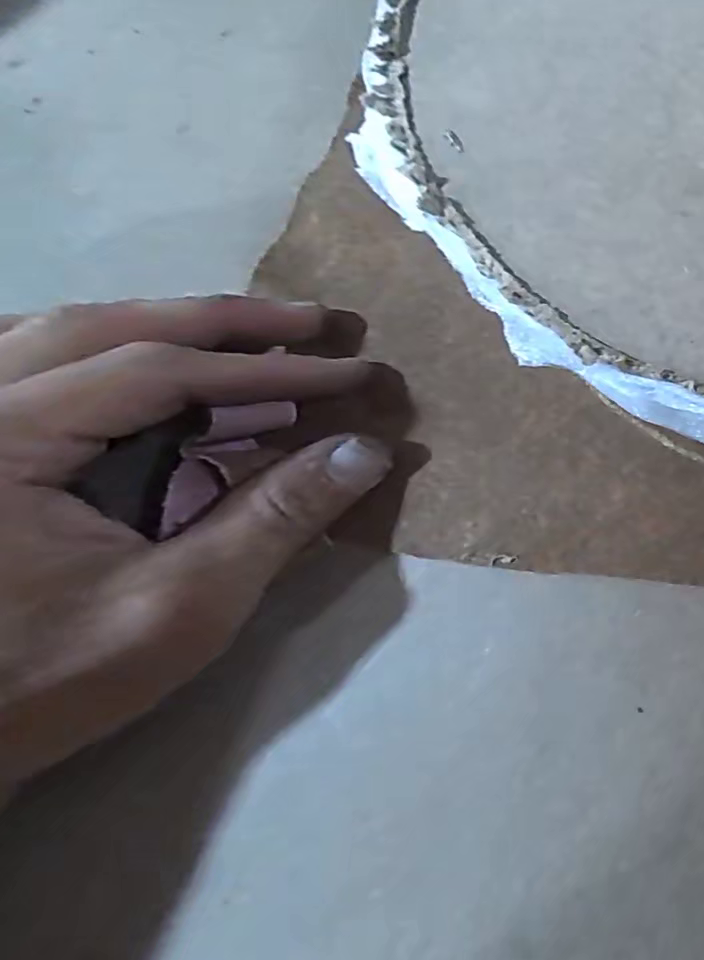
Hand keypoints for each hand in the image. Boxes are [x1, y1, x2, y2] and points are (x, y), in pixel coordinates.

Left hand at [0, 297, 387, 784]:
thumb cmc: (38, 682)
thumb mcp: (183, 604)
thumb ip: (278, 518)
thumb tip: (369, 450)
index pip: (155, 375)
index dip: (272, 369)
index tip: (357, 371)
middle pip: (90, 330)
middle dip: (219, 321)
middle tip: (316, 320)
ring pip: (42, 339)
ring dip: (161, 329)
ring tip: (253, 337)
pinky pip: (19, 372)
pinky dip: (100, 358)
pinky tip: (156, 371)